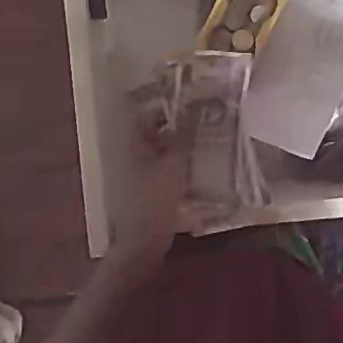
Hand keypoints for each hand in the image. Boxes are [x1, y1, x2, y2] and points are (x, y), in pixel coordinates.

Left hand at [114, 104, 192, 269]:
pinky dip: (182, 162)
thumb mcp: (174, 165)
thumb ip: (185, 136)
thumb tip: (195, 107)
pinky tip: (200, 164)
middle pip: (155, 133)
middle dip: (176, 123)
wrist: (144, 243)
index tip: (186, 100)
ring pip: (163, 150)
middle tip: (201, 117)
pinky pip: (168, 167)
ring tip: (206, 136)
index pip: (144, 117)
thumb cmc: (156, 200)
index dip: (161, 105)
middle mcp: (137, 157)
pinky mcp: (154, 190)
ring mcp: (144, 175)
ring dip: (181, 142)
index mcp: (137, 147)